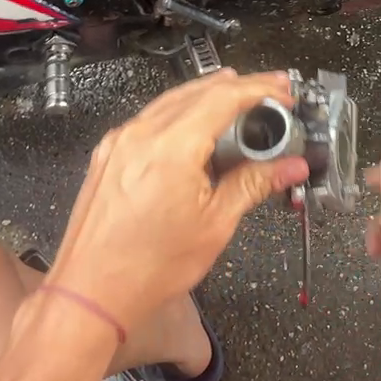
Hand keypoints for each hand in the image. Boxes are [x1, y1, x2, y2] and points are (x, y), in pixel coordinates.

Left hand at [49, 69, 309, 330]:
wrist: (91, 294)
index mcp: (171, 147)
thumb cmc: (147, 268)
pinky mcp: (110, 154)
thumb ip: (254, 183)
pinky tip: (196, 126)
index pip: (224, 97)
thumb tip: (289, 166)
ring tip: (240, 102)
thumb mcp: (216, 224)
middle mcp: (141, 135)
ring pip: (173, 100)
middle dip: (239, 86)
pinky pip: (151, 118)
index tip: (282, 93)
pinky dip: (181, 112)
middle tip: (270, 92)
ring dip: (210, 94)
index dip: (260, 89)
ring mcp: (121, 142)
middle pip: (199, 90)